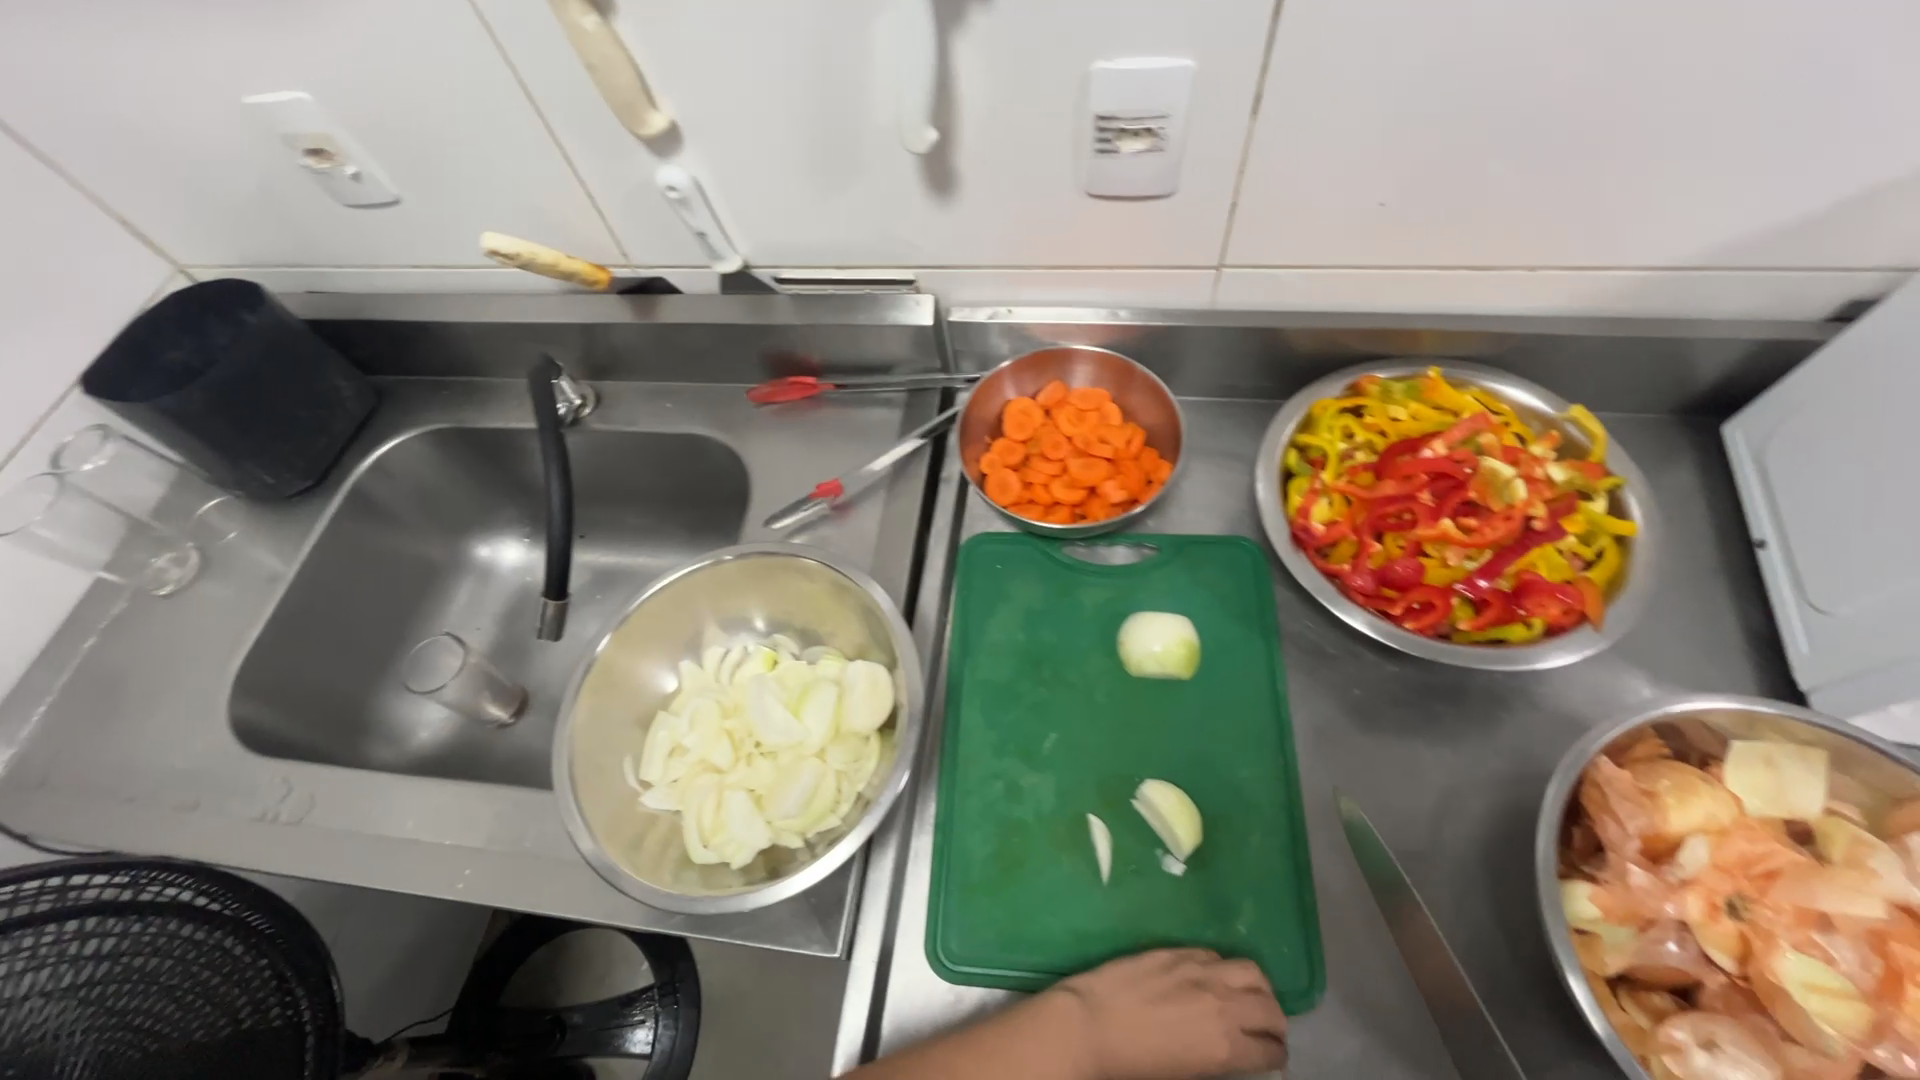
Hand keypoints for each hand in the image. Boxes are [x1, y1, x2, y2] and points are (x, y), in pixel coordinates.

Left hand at [1048, 948, 1289, 1079]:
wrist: (1091, 1024)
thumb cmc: (1133, 1062)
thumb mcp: (1186, 1072)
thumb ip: (1218, 1058)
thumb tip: (1231, 1050)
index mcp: (1226, 1046)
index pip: (1272, 1050)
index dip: (1275, 1054)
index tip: (1270, 1055)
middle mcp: (1222, 1005)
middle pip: (1270, 1008)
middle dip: (1275, 1022)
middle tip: (1267, 1028)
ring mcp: (1200, 972)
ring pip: (1252, 972)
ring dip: (1259, 988)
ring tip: (1251, 996)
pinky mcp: (1178, 951)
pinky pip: (1216, 954)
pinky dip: (1224, 967)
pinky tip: (1214, 976)